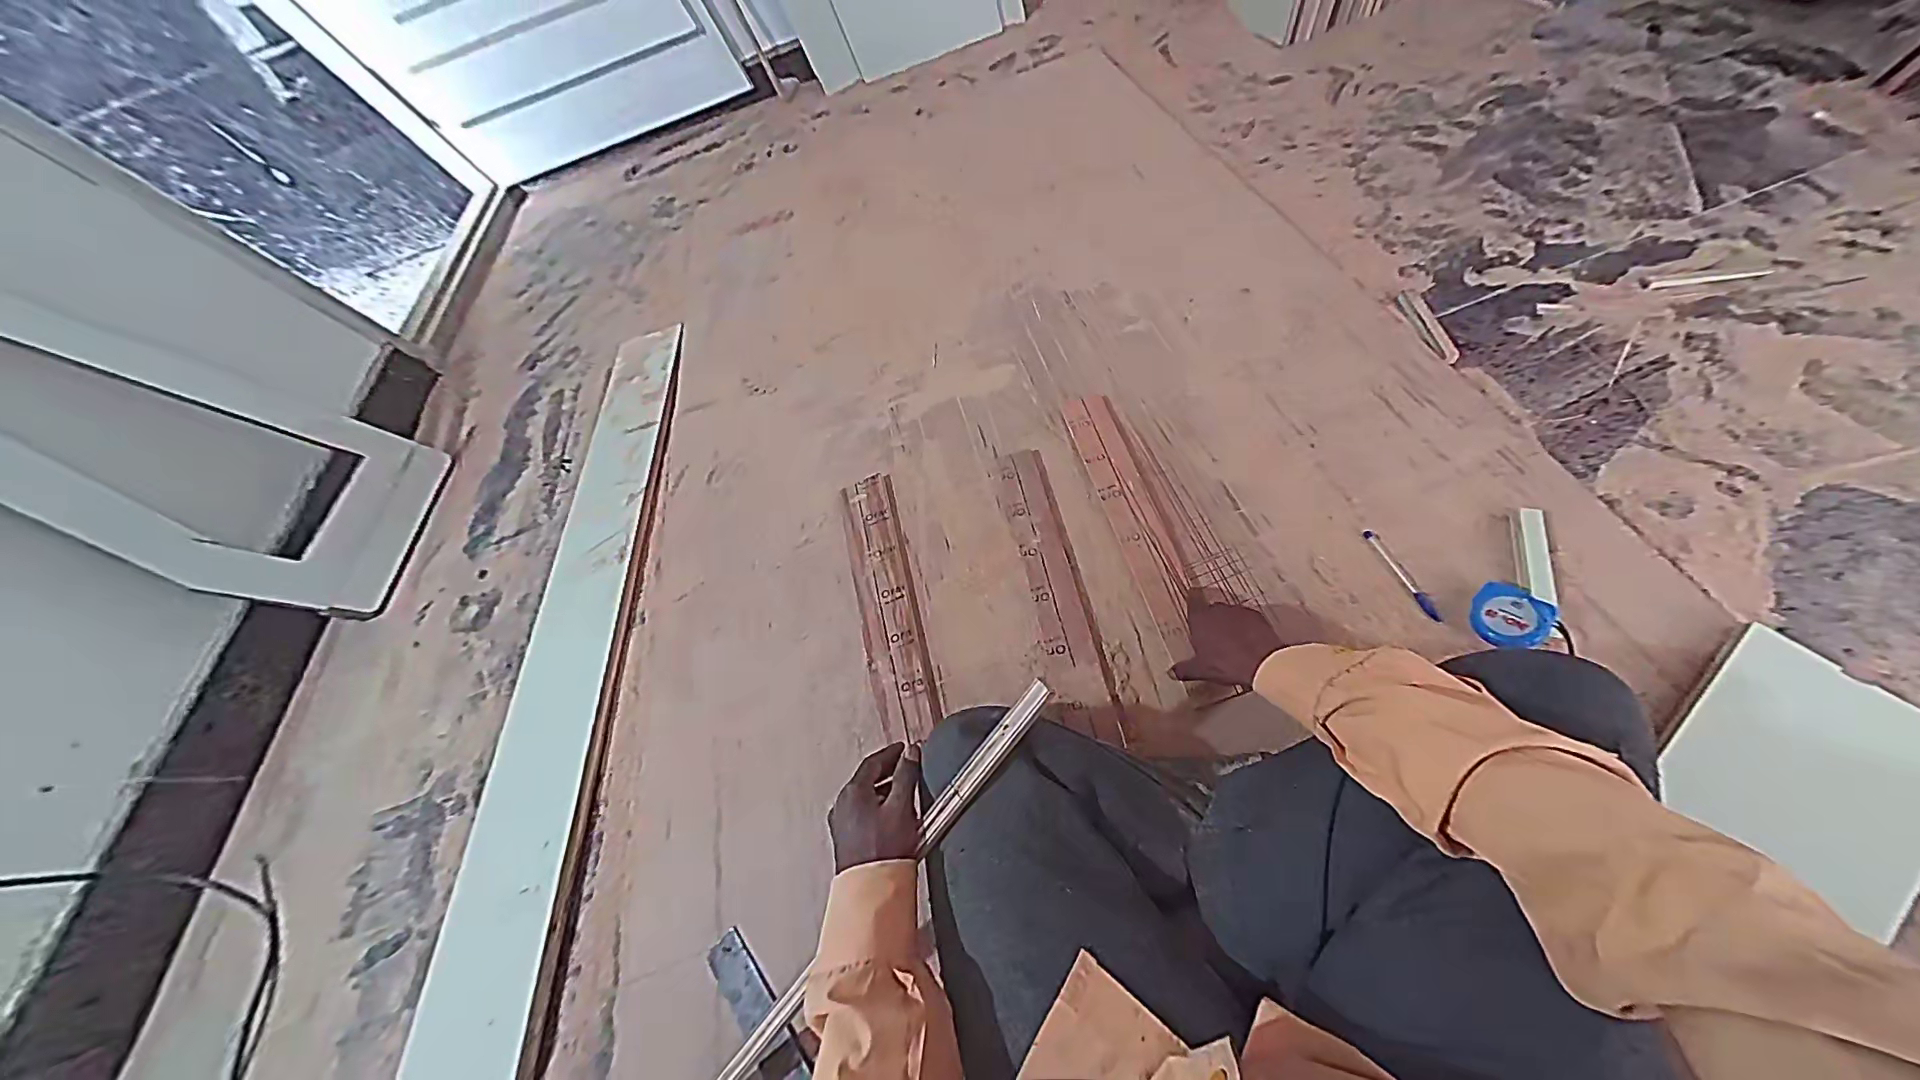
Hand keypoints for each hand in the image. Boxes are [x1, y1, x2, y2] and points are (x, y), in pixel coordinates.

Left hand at [828, 742, 921, 871]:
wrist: (870, 889)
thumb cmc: (882, 851)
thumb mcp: (901, 806)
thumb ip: (906, 775)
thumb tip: (910, 753)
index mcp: (853, 792)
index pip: (873, 762)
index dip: (891, 753)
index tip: (902, 749)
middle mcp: (842, 804)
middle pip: (866, 778)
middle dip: (887, 770)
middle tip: (903, 765)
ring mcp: (842, 823)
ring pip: (864, 796)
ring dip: (882, 789)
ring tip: (901, 791)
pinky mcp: (846, 838)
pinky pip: (862, 812)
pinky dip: (876, 806)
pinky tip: (890, 816)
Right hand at [1171, 593, 1327, 686]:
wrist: (1263, 662)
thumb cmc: (1226, 664)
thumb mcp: (1202, 670)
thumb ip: (1184, 669)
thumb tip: (1171, 673)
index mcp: (1199, 619)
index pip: (1192, 601)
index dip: (1192, 600)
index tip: (1191, 598)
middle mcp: (1217, 609)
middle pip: (1211, 609)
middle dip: (1210, 619)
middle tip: (1211, 635)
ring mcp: (1238, 611)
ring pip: (1228, 613)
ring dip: (1228, 622)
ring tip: (1230, 639)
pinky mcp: (1256, 615)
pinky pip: (1246, 618)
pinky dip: (1244, 625)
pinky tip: (1247, 639)